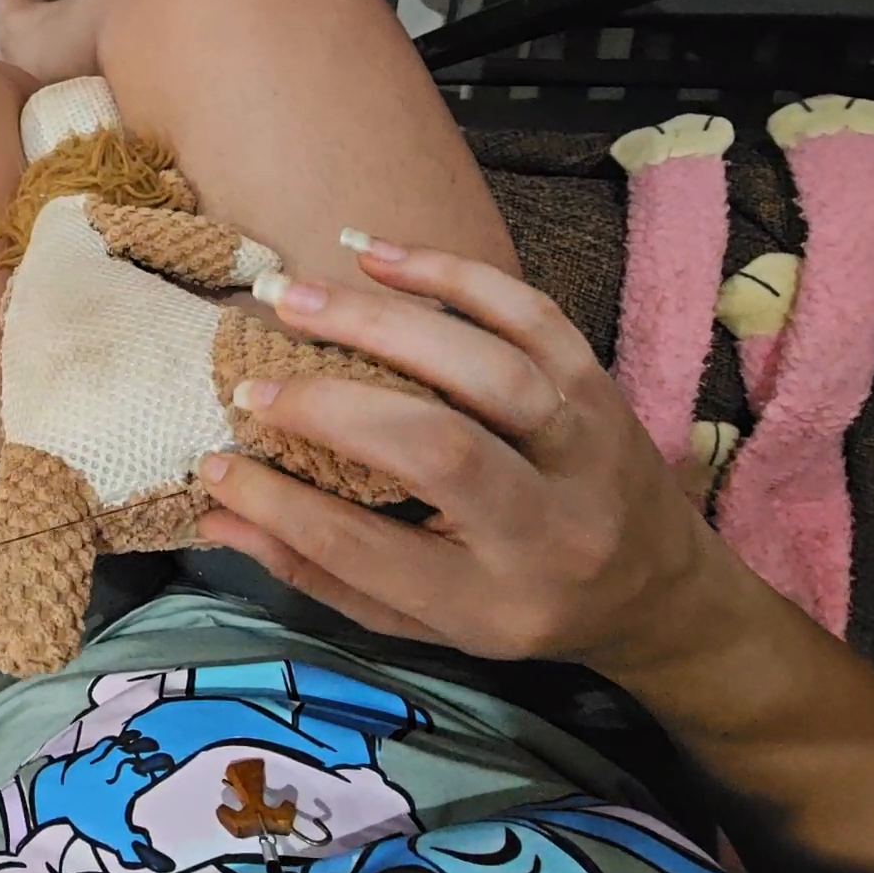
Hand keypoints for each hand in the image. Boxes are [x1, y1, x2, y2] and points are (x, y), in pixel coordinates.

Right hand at [198, 233, 739, 672]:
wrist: (660, 592)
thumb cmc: (508, 605)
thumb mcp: (411, 619)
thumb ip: (311, 567)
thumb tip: (213, 515)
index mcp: (489, 599)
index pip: (359, 544)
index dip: (273, 502)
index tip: (214, 464)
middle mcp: (550, 524)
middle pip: (437, 447)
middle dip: (327, 405)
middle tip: (249, 384)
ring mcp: (586, 444)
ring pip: (486, 366)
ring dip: (377, 322)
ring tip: (289, 297)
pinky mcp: (597, 383)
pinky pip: (529, 313)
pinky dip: (448, 274)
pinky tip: (370, 253)